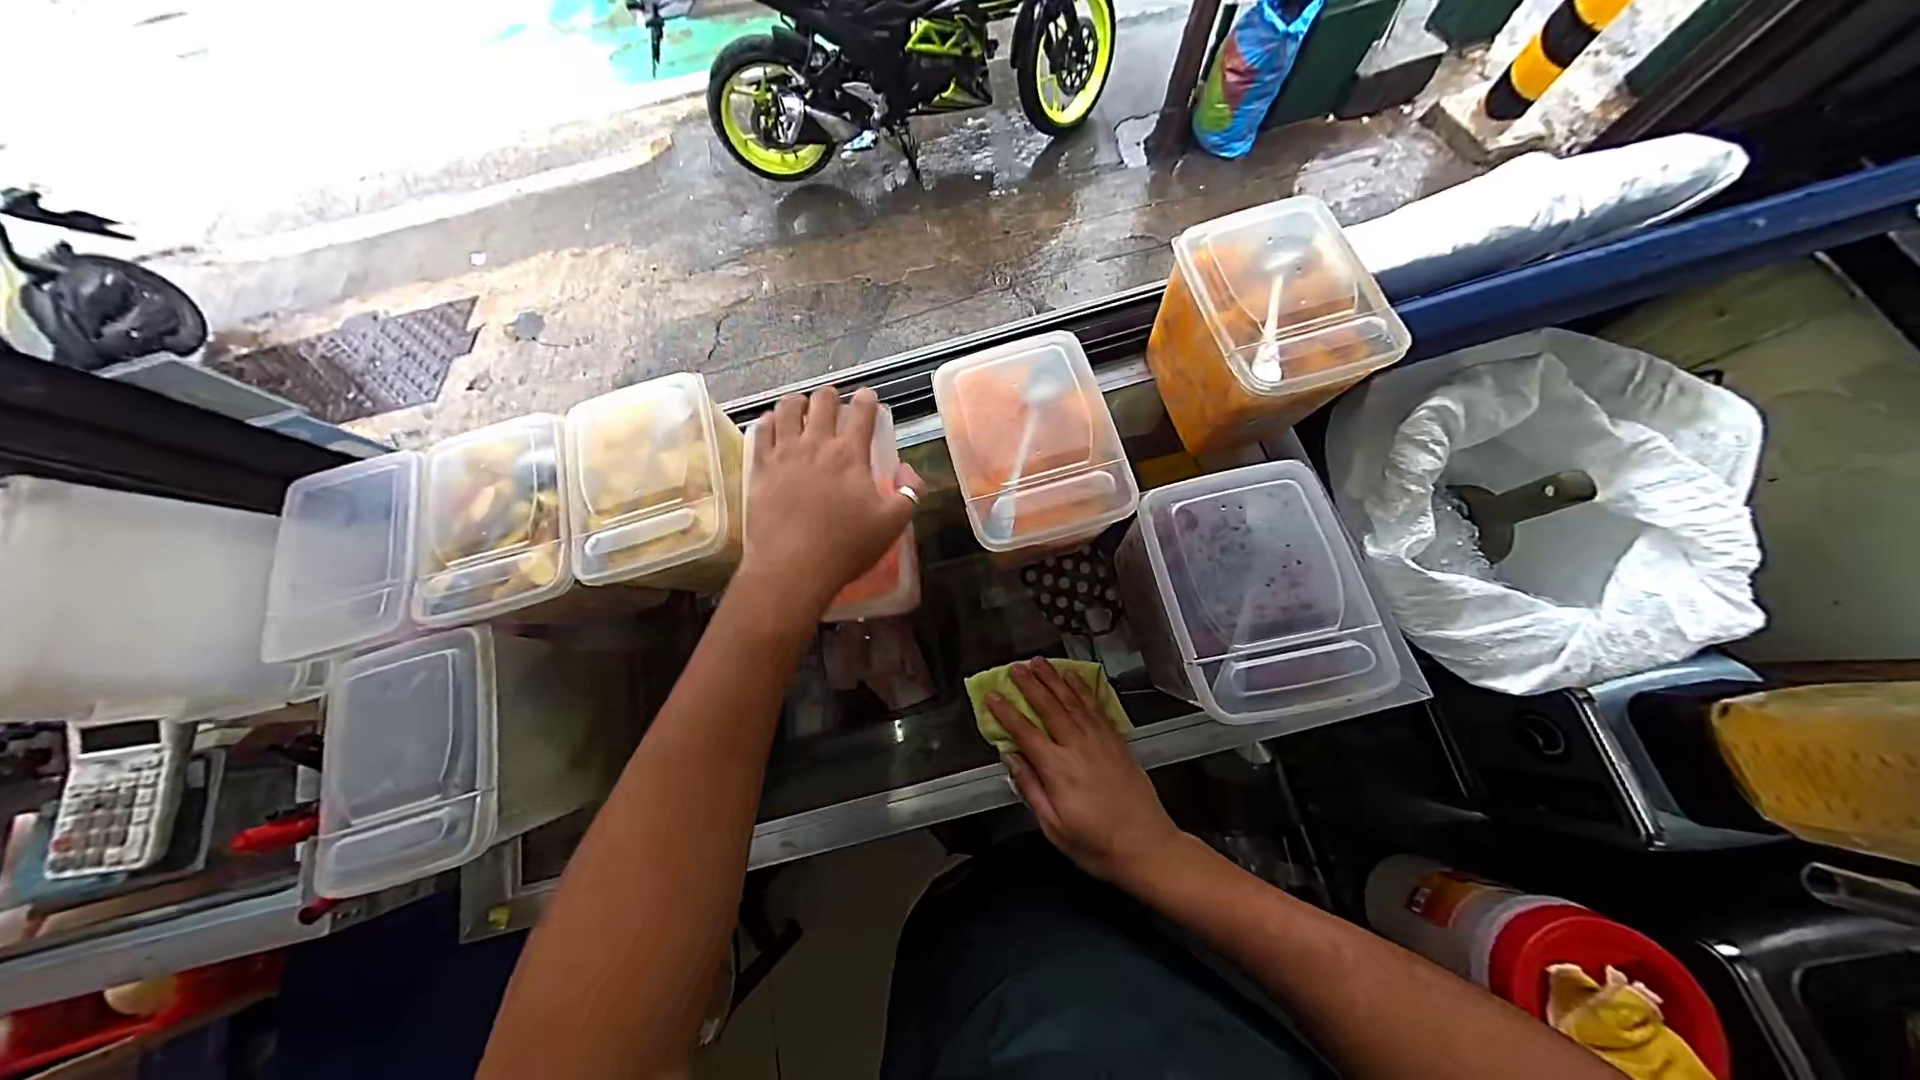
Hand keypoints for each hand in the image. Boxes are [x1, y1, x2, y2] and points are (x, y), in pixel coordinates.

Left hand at [736, 386, 922, 622]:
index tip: (868, 397)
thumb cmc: (846, 547)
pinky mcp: (760, 469)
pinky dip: (767, 422)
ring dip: (797, 402)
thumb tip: (909, 472)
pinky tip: (769, 423)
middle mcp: (816, 445)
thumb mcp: (892, 524)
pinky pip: (761, 433)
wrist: (792, 568)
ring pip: (787, 410)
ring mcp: (784, 455)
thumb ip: (909, 493)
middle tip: (832, 399)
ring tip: (800, 404)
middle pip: (821, 403)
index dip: (867, 400)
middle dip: (830, 396)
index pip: (862, 413)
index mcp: (850, 455)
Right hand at [988, 658, 1186, 886]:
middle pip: (1049, 707)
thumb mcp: (1053, 826)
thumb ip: (1030, 787)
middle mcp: (1078, 748)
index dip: (1006, 712)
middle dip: (1030, 684)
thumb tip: (1011, 759)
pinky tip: (1074, 678)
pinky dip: (1083, 689)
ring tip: (1040, 663)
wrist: (1147, 847)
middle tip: (1016, 668)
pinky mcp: (1117, 742)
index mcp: (1057, 770)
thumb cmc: (1098, 844)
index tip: (993, 697)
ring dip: (1054, 679)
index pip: (1025, 732)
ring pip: (1072, 701)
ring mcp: (1100, 741)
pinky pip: (1096, 707)